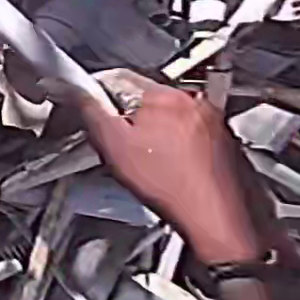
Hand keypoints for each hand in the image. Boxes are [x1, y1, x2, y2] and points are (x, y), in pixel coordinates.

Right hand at [70, 70, 274, 266]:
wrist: (222, 221)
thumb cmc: (172, 186)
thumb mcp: (112, 143)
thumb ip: (89, 109)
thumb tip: (73, 88)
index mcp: (166, 95)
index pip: (116, 78)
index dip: (96, 97)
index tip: (90, 111)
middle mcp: (196, 102)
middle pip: (142, 98)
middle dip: (126, 116)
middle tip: (118, 143)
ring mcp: (214, 122)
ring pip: (166, 116)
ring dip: (151, 131)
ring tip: (146, 160)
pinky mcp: (226, 142)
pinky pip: (187, 133)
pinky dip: (174, 145)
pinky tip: (168, 169)